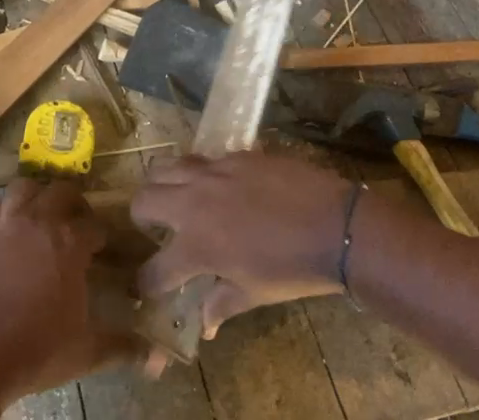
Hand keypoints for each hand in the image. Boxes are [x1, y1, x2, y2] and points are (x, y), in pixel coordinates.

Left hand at [0, 179, 135, 403]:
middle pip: (60, 191)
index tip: (103, 248)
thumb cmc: (37, 350)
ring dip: (34, 194)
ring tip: (41, 212)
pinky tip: (4, 225)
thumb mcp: (87, 351)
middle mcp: (39, 223)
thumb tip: (161, 360)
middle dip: (73, 201)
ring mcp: (5, 227)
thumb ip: (124, 347)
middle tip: (76, 221)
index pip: (95, 225)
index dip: (102, 235)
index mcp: (71, 243)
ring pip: (22, 187)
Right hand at [131, 152, 353, 338]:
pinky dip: (199, 173)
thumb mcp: (255, 294)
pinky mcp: (234, 155)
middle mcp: (193, 203)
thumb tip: (204, 323)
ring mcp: (213, 172)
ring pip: (164, 167)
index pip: (153, 269)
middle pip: (142, 200)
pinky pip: (202, 158)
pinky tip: (218, 186)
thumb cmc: (294, 269)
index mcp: (195, 246)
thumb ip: (221, 304)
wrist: (336, 225)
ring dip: (163, 185)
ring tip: (178, 199)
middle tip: (158, 231)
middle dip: (142, 219)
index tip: (147, 288)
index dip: (146, 284)